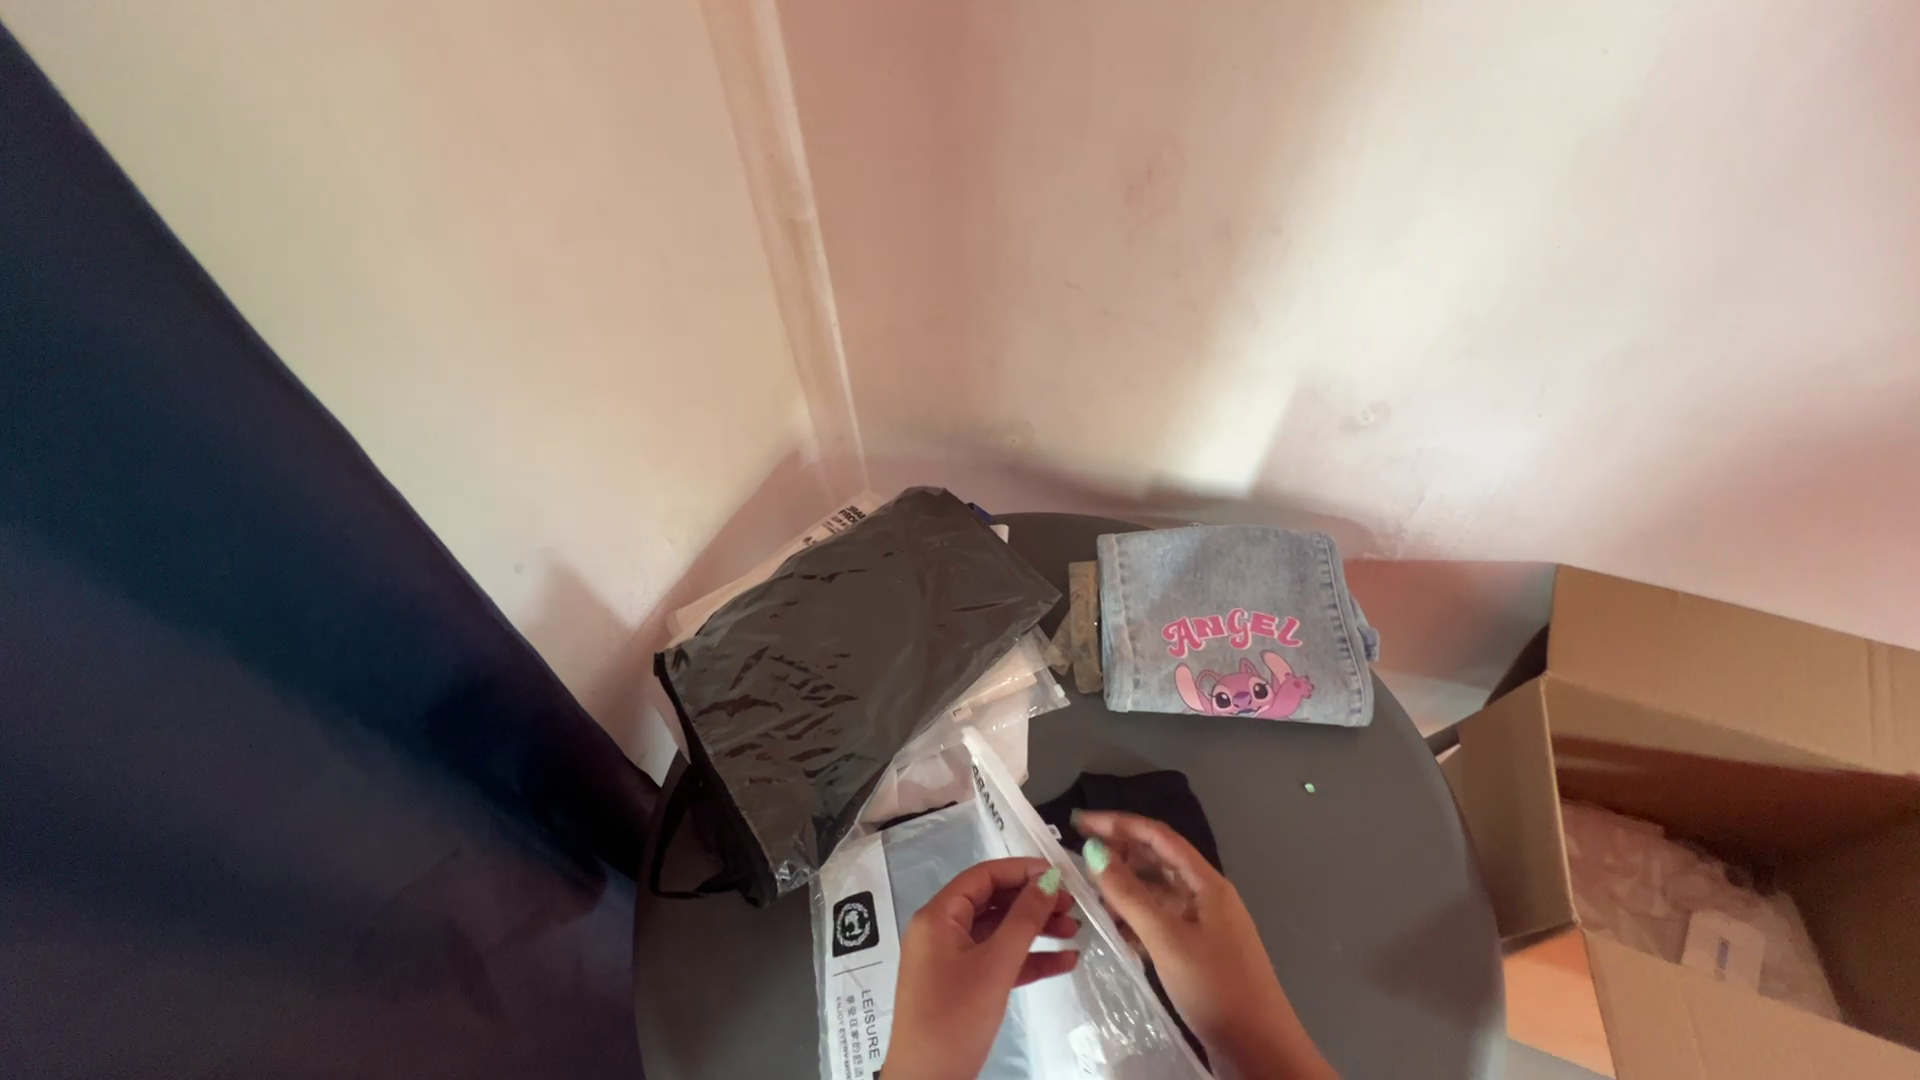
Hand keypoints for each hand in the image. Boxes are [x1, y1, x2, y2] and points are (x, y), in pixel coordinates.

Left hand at [883, 857, 1079, 1079]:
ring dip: (1035, 931)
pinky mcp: (963, 986)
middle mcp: (942, 930)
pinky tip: (1064, 962)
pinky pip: (998, 960)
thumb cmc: (955, 1016)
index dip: (1020, 870)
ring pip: (998, 932)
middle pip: (993, 902)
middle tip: (1072, 905)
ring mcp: (951, 959)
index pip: (983, 876)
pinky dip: (1027, 959)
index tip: (1058, 874)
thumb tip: (1048, 880)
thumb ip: (1024, 919)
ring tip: (1075, 931)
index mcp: (938, 915)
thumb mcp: (995, 965)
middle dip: (1033, 902)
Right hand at [1075, 812, 1338, 1079]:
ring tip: (1090, 891)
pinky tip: (1113, 929)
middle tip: (1079, 853)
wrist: (1260, 1054)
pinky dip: (1136, 918)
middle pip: (1157, 860)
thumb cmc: (1216, 987)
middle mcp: (1206, 896)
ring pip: (1157, 892)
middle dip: (1119, 852)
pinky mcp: (1198, 952)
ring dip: (1125, 887)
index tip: (1080, 823)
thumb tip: (1094, 852)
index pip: (1157, 836)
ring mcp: (1204, 925)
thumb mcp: (1166, 938)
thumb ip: (1128, 894)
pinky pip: (1160, 920)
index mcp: (1206, 883)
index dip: (1118, 824)